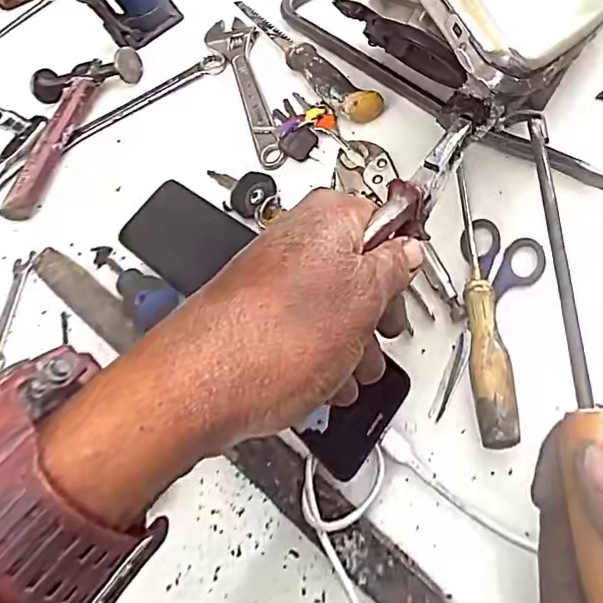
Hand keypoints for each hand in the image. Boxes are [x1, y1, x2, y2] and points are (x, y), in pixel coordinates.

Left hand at [37, 189, 421, 525]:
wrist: (195, 388)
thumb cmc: (267, 341)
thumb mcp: (364, 301)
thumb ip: (394, 268)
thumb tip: (407, 252)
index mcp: (330, 214)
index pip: (388, 219)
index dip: (404, 257)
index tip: (408, 282)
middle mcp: (298, 233)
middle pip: (360, 261)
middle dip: (376, 304)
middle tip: (382, 331)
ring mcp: (274, 269)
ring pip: (333, 294)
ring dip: (352, 332)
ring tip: (352, 368)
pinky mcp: (255, 303)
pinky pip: (304, 315)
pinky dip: (321, 342)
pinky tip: (325, 375)